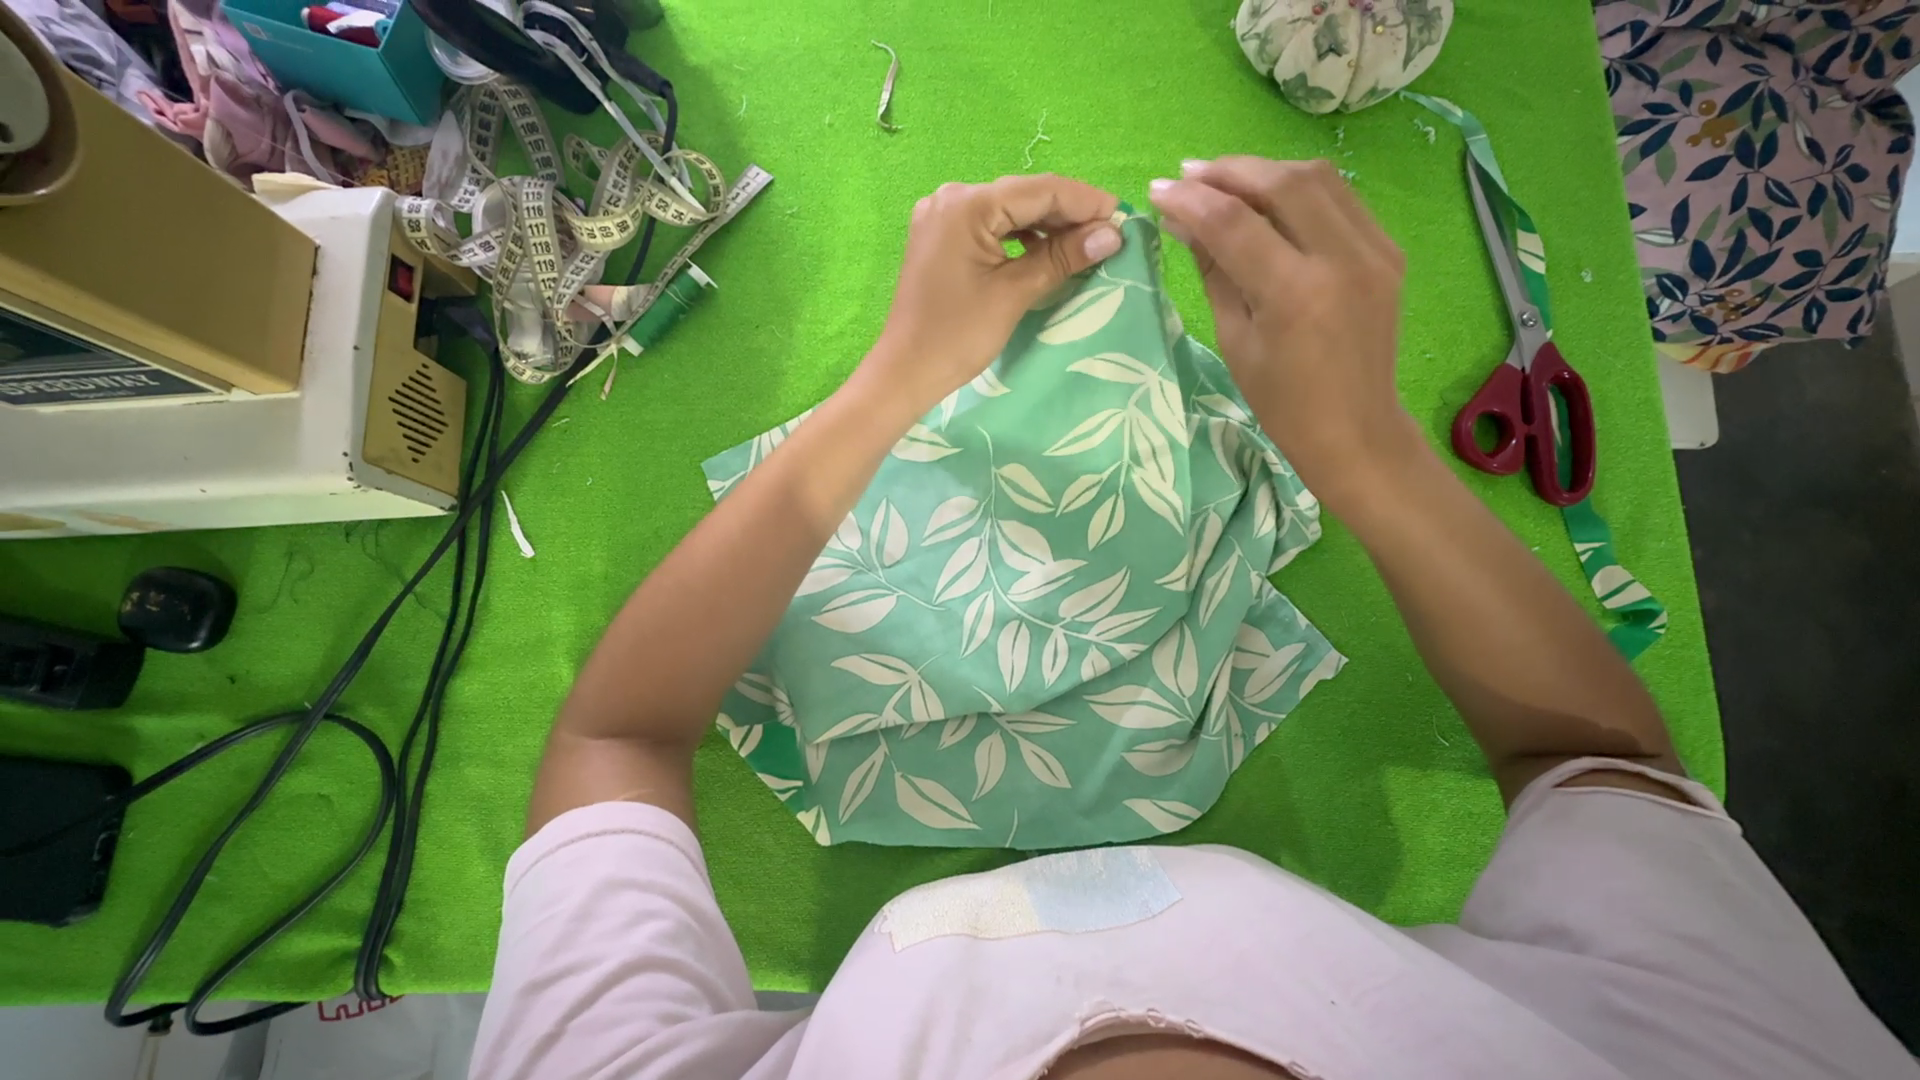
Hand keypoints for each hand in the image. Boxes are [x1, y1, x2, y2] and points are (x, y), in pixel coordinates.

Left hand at [861, 174, 1123, 414]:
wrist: (906, 371)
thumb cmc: (957, 335)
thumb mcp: (1014, 293)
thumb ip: (1062, 257)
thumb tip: (1112, 234)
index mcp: (967, 205)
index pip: (1040, 189)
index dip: (1085, 202)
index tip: (1123, 220)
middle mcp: (951, 198)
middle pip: (1024, 196)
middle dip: (1068, 214)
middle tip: (1110, 236)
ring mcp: (942, 216)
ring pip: (1009, 211)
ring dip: (1047, 226)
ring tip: (1085, 247)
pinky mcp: (941, 238)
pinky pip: (991, 227)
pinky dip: (1021, 238)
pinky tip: (1047, 253)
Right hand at [1149, 158, 1418, 507]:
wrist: (1355, 429)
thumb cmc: (1282, 401)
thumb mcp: (1235, 338)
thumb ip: (1213, 270)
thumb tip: (1183, 220)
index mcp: (1295, 294)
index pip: (1233, 224)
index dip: (1190, 200)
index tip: (1158, 190)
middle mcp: (1341, 260)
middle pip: (1281, 183)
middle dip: (1228, 171)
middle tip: (1189, 174)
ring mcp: (1373, 250)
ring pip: (1317, 178)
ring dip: (1265, 170)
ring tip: (1225, 179)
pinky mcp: (1387, 250)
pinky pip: (1340, 199)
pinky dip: (1299, 189)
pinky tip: (1269, 199)